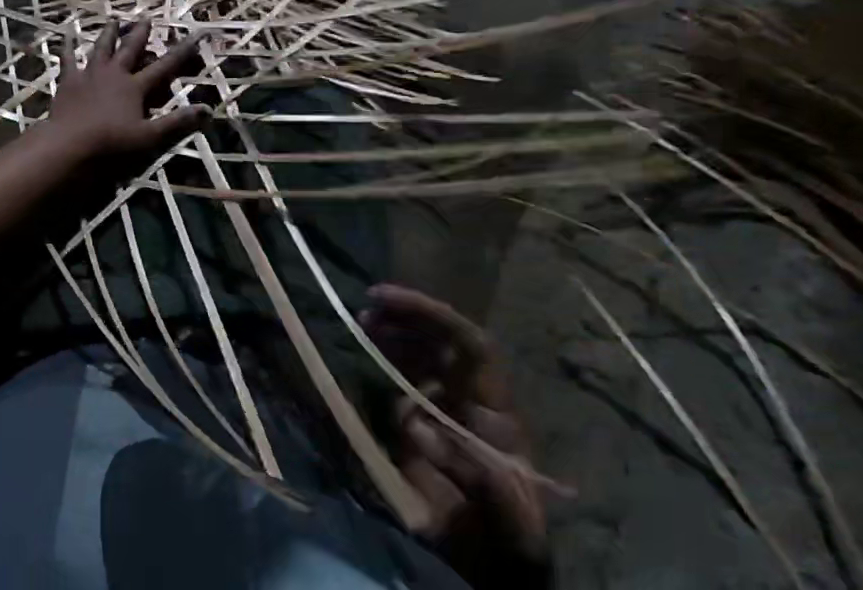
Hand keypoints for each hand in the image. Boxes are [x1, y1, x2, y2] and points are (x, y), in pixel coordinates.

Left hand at [36, 19, 209, 164]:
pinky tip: (66, 36)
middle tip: (147, 18)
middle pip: (130, 49)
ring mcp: (89, 75)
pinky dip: (67, 47)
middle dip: (141, 34)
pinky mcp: (67, 82)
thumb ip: (178, 123)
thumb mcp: (150, 138)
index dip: (182, 52)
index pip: (164, 66)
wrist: (68, 146)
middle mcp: (114, 74)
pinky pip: (67, 60)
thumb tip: (208, 109)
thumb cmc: (112, 145)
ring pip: (101, 48)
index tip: (195, 35)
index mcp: (135, 87)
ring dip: (109, 34)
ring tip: (113, 21)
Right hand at [362, 284, 550, 589]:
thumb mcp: (503, 509)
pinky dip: (373, 369)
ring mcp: (438, 410)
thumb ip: (470, 468)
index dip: (432, 314)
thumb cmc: (507, 537)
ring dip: (388, 336)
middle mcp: (466, 398)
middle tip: (366, 309)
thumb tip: (415, 423)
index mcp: (493, 407)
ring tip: (359, 327)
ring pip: (415, 356)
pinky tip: (355, 364)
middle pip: (438, 340)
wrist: (491, 568)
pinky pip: (392, 385)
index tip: (387, 299)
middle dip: (404, 317)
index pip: (469, 343)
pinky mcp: (412, 427)